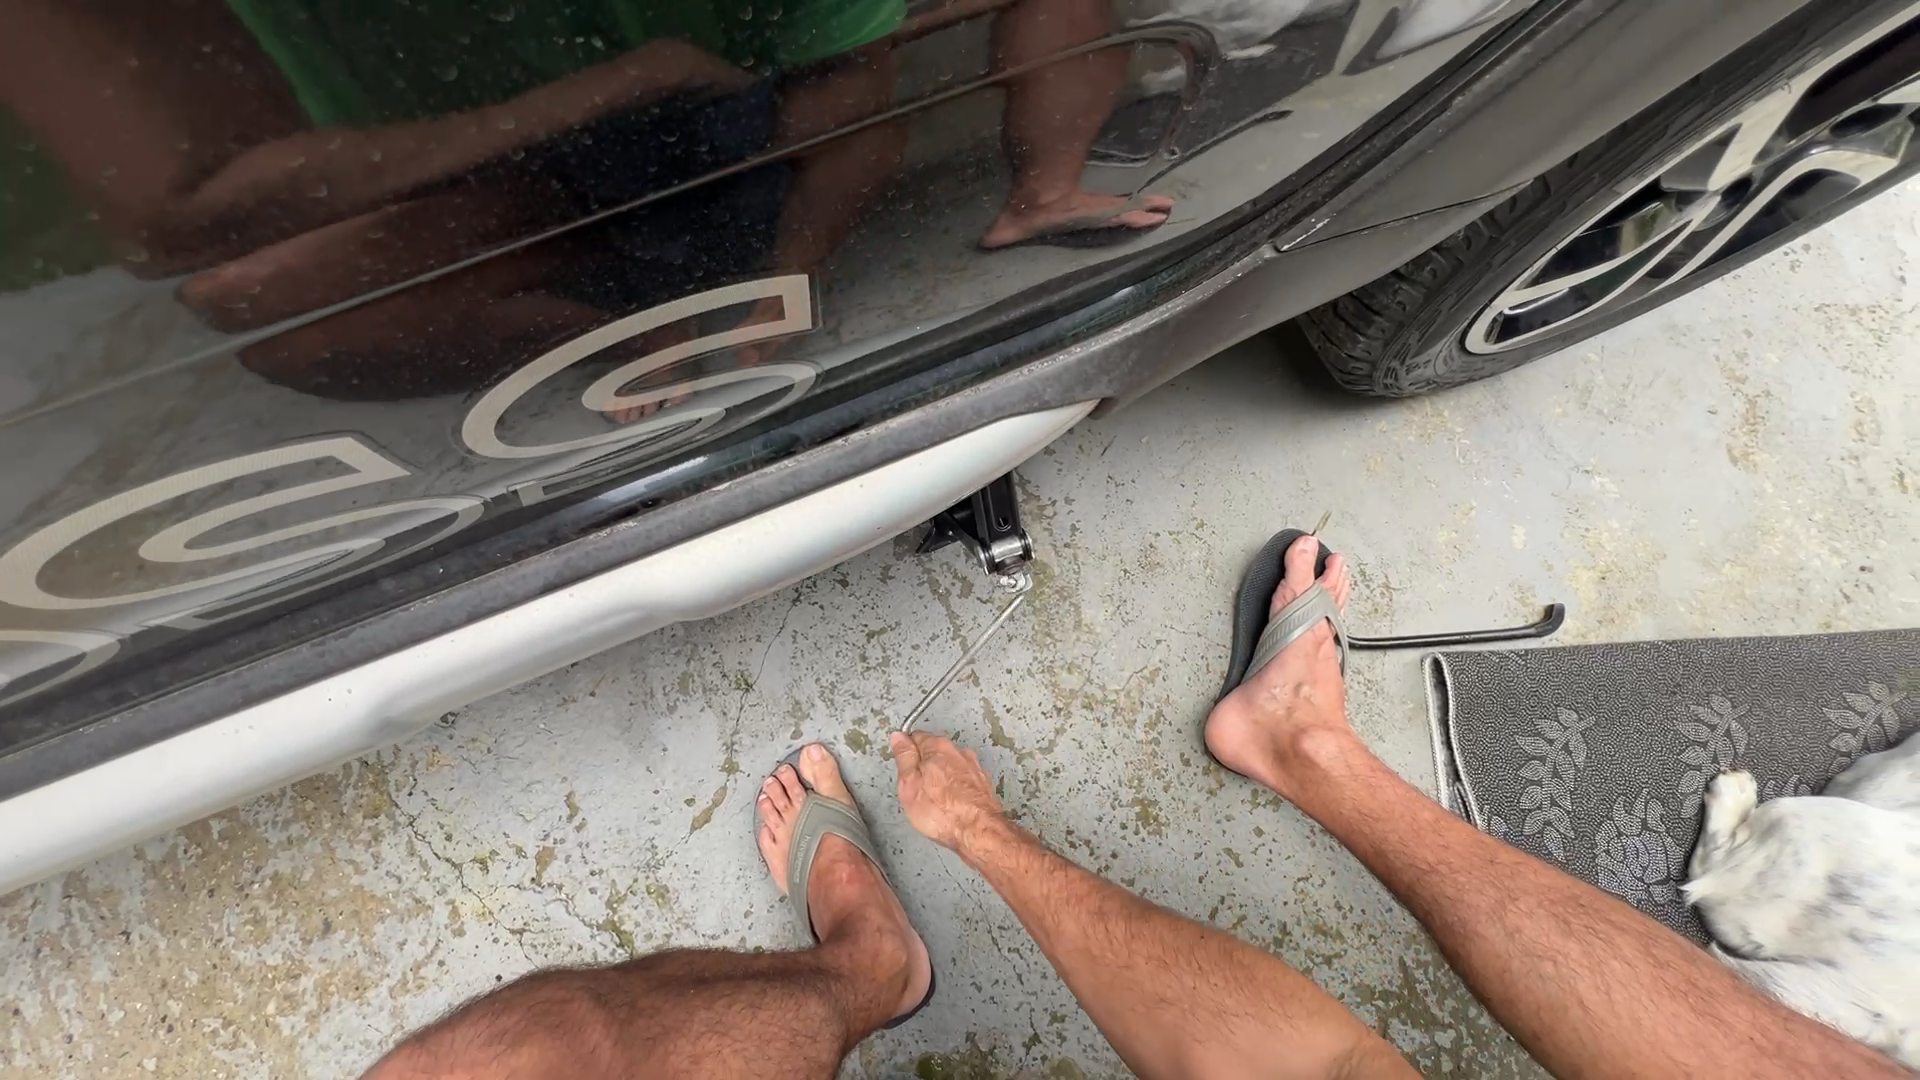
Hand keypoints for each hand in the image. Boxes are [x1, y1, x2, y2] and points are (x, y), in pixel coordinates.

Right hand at [889, 732, 1004, 852]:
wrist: (977, 831)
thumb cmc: (943, 812)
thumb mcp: (909, 783)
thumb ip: (904, 756)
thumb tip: (898, 737)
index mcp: (937, 747)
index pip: (915, 736)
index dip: (906, 751)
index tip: (903, 765)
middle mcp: (958, 752)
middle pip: (934, 751)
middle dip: (924, 765)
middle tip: (916, 788)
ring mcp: (972, 767)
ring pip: (950, 765)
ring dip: (942, 777)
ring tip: (935, 799)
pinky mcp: (982, 783)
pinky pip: (962, 780)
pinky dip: (955, 788)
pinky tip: (951, 803)